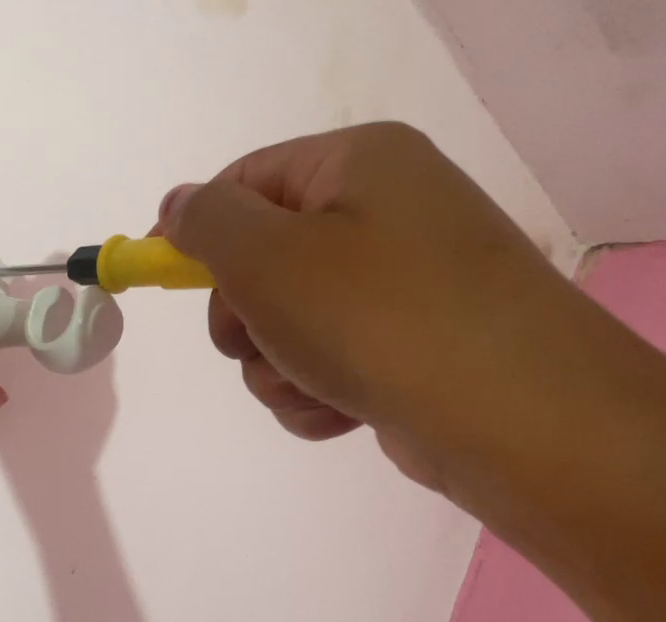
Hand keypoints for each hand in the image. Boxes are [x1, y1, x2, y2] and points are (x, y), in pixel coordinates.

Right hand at [160, 122, 587, 494]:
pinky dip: (313, 393)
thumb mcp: (266, 255)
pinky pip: (321, 364)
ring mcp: (397, 285)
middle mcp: (382, 214)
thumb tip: (178, 206)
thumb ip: (207, 222)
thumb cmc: (373, 316)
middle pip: (259, 263)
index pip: (245, 181)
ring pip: (283, 327)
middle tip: (257, 339)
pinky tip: (340, 409)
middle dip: (242, 318)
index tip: (159, 277)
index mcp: (356, 166)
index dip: (194, 229)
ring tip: (313, 385)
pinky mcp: (404, 347)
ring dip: (275, 367)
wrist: (506, 412)